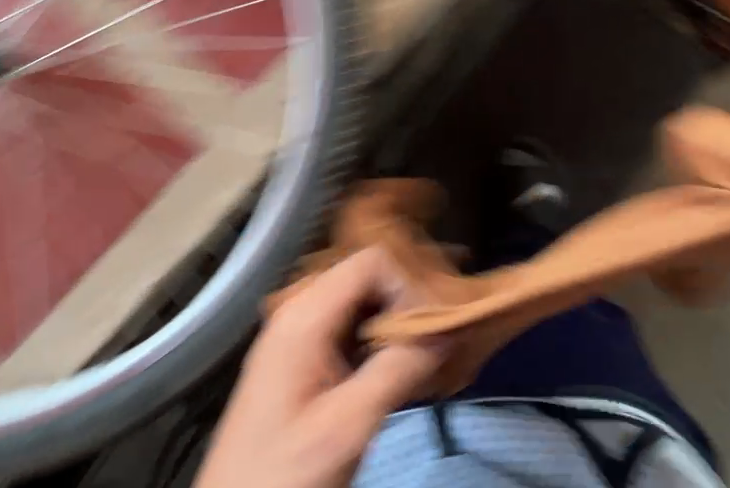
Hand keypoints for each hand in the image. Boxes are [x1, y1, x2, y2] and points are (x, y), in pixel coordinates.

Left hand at [195, 248, 445, 487]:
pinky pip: (349, 327)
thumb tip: (445, 330)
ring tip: (424, 357)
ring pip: (360, 302)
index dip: (408, 286)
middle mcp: (299, 312)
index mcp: (304, 316)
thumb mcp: (346, 426)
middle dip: (406, 302)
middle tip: (436, 343)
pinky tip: (398, 369)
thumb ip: (395, 371)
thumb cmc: (284, 472)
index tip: (432, 329)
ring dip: (395, 323)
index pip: (371, 262)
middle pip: (366, 277)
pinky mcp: (301, 358)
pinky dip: (378, 340)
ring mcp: (297, 334)